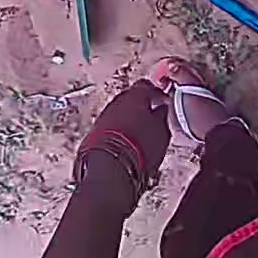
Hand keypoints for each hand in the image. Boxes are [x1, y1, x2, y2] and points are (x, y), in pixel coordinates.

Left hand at [75, 80, 171, 209]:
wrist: (109, 170)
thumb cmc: (138, 150)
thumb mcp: (161, 132)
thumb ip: (162, 117)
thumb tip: (162, 111)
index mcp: (135, 96)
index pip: (148, 87)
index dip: (158, 95)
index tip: (164, 102)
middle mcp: (116, 102)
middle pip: (131, 98)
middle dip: (142, 107)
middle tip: (153, 118)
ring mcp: (103, 117)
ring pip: (119, 112)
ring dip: (129, 119)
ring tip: (141, 134)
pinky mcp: (94, 133)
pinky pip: (109, 126)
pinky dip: (118, 132)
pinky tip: (126, 143)